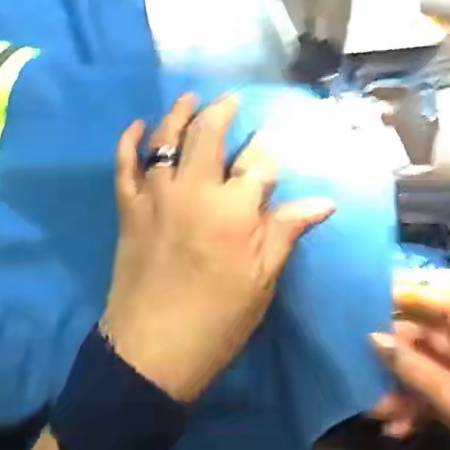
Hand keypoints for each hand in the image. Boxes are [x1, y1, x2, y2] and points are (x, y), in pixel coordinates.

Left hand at [103, 93, 335, 402]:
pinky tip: (137, 125)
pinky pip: (124, 165)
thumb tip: (324, 201)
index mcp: (233, 210)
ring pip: (165, 140)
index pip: (257, 162)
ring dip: (178, 114)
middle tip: (230, 101)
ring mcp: (155, 196)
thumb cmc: (217, 320)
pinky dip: (129, 142)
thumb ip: (286, 231)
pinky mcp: (128, 208)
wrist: (151, 351)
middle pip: (208, 135)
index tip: (272, 141)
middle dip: (222, 112)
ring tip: (190, 98)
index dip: (267, 150)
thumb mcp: (262, 280)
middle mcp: (193, 190)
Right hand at [373, 287, 449, 449]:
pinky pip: (446, 411)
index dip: (423, 301)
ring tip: (377, 408)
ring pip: (442, 380)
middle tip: (366, 356)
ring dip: (408, 389)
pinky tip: (396, 429)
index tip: (377, 295)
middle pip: (449, 347)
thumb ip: (435, 384)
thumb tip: (378, 339)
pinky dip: (420, 416)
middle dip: (407, 351)